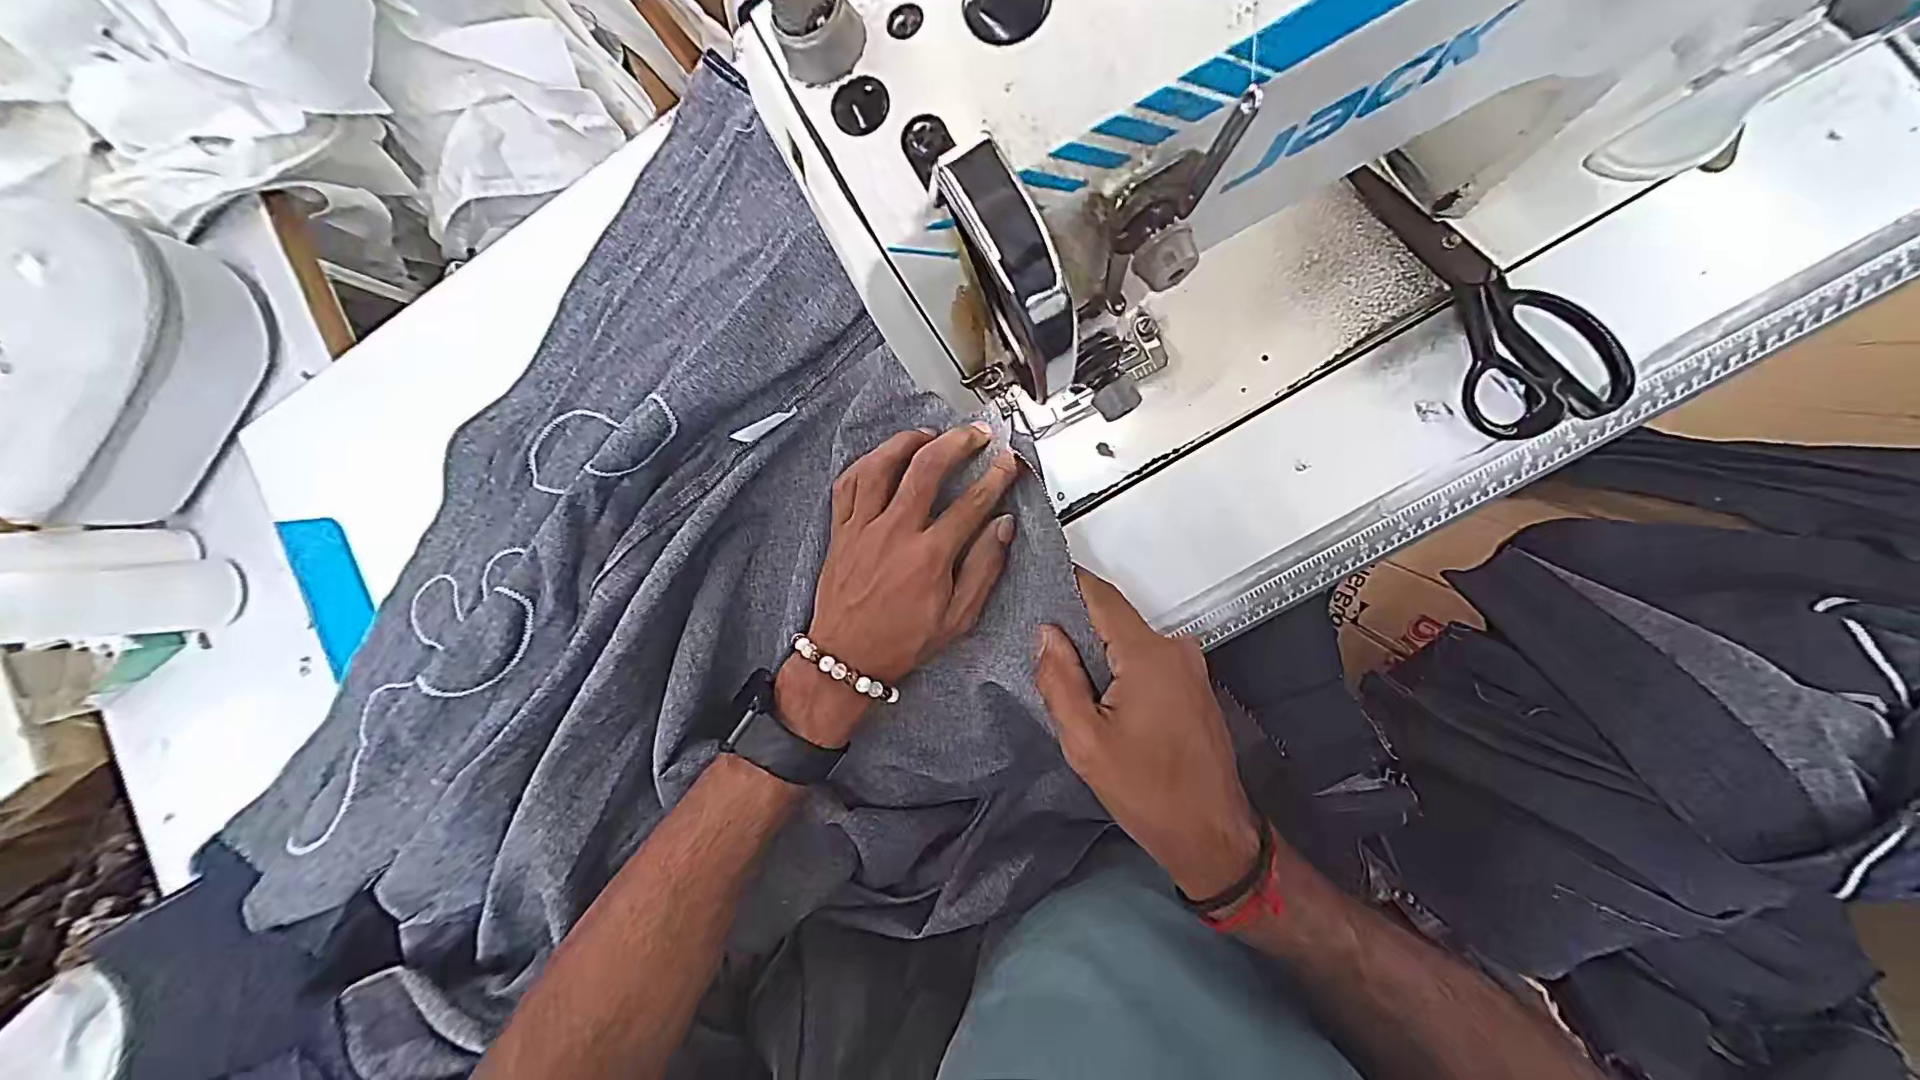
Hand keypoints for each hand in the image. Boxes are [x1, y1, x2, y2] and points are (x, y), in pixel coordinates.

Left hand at [780, 422, 1019, 747]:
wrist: (847, 656)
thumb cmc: (900, 641)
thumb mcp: (957, 618)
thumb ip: (983, 569)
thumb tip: (1002, 528)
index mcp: (928, 557)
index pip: (971, 503)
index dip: (995, 477)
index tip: (1006, 463)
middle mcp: (895, 534)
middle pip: (927, 469)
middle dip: (957, 443)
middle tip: (975, 435)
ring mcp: (864, 529)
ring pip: (882, 467)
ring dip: (908, 442)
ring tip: (929, 434)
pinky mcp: (841, 531)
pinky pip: (847, 484)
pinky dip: (865, 463)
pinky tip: (882, 457)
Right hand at [1036, 569, 1261, 898]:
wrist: (1211, 833)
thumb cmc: (1148, 791)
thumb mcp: (1084, 741)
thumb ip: (1059, 679)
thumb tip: (1047, 634)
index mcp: (1148, 655)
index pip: (1101, 596)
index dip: (1068, 582)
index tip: (1038, 578)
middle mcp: (1176, 649)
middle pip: (1115, 617)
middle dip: (1078, 625)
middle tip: (1042, 646)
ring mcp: (1191, 665)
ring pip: (1131, 639)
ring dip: (1100, 650)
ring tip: (1070, 678)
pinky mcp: (1194, 683)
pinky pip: (1148, 657)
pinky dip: (1122, 664)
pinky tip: (1103, 695)